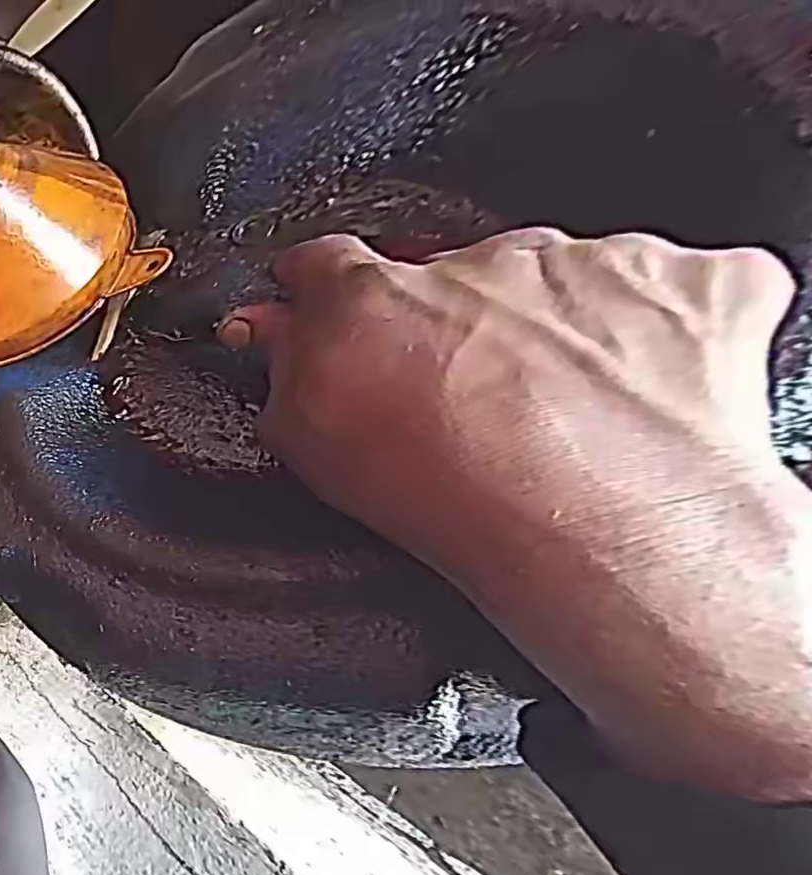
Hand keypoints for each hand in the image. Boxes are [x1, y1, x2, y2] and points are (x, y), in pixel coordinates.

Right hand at [222, 229, 792, 579]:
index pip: (320, 260)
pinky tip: (599, 388)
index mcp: (365, 299)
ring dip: (519, 320)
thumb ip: (282, 365)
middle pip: (432, 271)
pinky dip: (618, 328)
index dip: (312, 279)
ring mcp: (583, 262)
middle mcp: (469, 264)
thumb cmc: (437, 488)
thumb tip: (274, 327)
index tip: (315, 295)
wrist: (589, 526)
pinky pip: (638, 286)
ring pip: (534, 278)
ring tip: (525, 401)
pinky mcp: (687, 276)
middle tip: (433, 383)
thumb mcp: (305, 438)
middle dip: (425, 314)